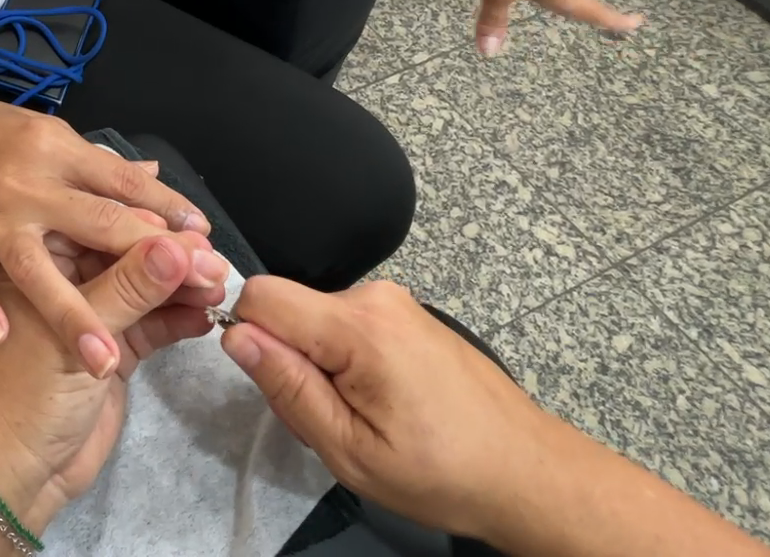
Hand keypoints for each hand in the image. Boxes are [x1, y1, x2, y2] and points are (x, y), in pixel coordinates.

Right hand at [0, 81, 226, 376]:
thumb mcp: (50, 136)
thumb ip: (97, 165)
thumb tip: (151, 180)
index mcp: (57, 149)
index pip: (122, 182)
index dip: (167, 209)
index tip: (205, 237)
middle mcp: (29, 183)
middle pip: (97, 222)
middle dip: (149, 257)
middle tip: (196, 290)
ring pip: (36, 266)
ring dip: (70, 312)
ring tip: (105, 360)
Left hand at [0, 232, 222, 531]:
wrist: (18, 472)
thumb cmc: (28, 390)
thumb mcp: (77, 336)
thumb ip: (128, 289)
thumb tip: (177, 247)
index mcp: (41, 259)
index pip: (98, 228)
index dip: (147, 228)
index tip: (194, 234)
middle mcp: (68, 278)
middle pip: (127, 256)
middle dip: (171, 259)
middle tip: (216, 264)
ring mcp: (95, 314)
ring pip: (145, 290)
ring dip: (180, 289)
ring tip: (218, 289)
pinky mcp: (116, 346)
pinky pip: (152, 324)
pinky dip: (178, 320)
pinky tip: (205, 317)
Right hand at [220, 277, 570, 541]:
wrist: (535, 475)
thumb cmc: (444, 475)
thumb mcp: (351, 451)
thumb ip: (288, 388)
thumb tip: (234, 335)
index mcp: (357, 325)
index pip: (261, 294)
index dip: (249, 335)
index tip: (278, 385)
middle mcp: (373, 295)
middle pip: (287, 309)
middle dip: (287, 361)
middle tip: (328, 421)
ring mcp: (393, 299)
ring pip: (312, 318)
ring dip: (316, 364)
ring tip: (359, 417)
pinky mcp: (404, 311)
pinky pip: (343, 321)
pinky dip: (342, 358)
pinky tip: (379, 401)